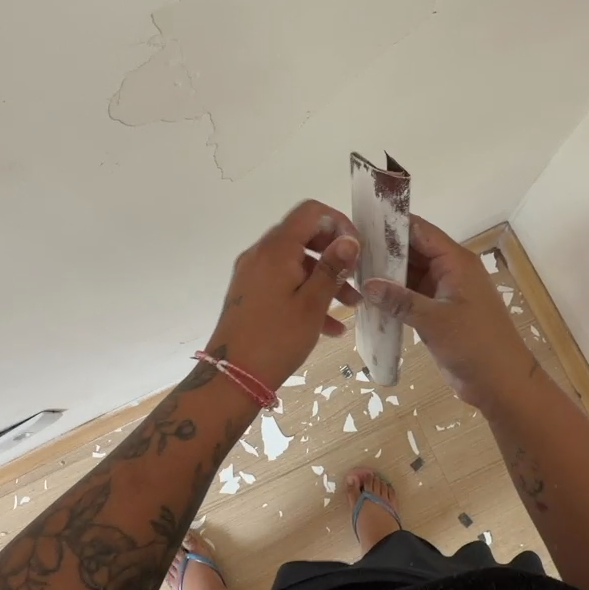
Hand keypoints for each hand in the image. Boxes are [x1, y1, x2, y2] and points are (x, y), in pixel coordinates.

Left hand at [206, 200, 361, 389]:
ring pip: (295, 264)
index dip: (338, 223)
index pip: (310, 212)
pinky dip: (306, 295)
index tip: (355, 249)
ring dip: (324, 279)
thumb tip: (349, 239)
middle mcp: (260, 254)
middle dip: (333, 254)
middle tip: (356, 276)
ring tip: (351, 305)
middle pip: (303, 237)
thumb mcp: (312, 303)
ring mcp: (252, 275)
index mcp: (275, 249)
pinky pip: (283, 284)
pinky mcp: (249, 294)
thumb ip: (332, 267)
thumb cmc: (277, 338)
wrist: (233, 377)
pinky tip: (330, 327)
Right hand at [361, 214, 533, 407]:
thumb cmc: (474, 344)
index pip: (420, 231)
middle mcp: (449, 270)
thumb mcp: (434, 320)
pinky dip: (392, 295)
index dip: (392, 224)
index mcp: (456, 262)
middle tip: (347, 249)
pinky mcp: (437, 312)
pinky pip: (410, 295)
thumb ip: (399, 300)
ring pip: (409, 273)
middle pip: (412, 250)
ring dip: (386, 274)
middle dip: (383, 250)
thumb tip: (366, 284)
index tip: (360, 222)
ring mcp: (443, 292)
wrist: (501, 383)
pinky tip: (366, 297)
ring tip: (351, 270)